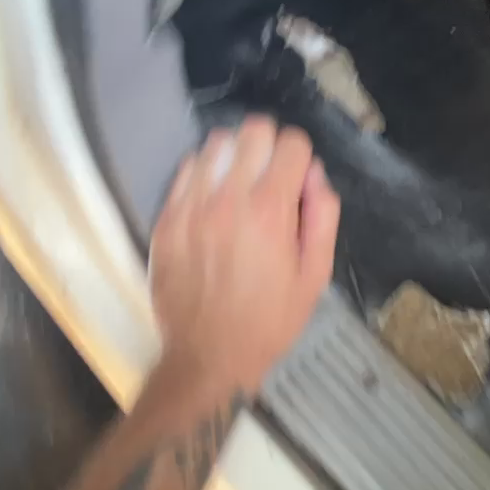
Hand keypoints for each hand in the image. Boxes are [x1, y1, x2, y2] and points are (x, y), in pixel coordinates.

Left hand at [149, 115, 340, 390]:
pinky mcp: (166, 218)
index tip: (299, 179)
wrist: (206, 358)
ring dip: (236, 154)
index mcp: (270, 211)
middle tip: (273, 176)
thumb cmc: (269, 320)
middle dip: (270, 145)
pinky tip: (212, 199)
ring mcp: (190, 206)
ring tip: (240, 184)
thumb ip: (323, 216)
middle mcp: (227, 199)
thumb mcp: (315, 276)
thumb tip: (314, 173)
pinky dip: (205, 173)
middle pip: (253, 130)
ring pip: (216, 142)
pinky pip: (186, 169)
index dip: (301, 155)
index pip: (291, 143)